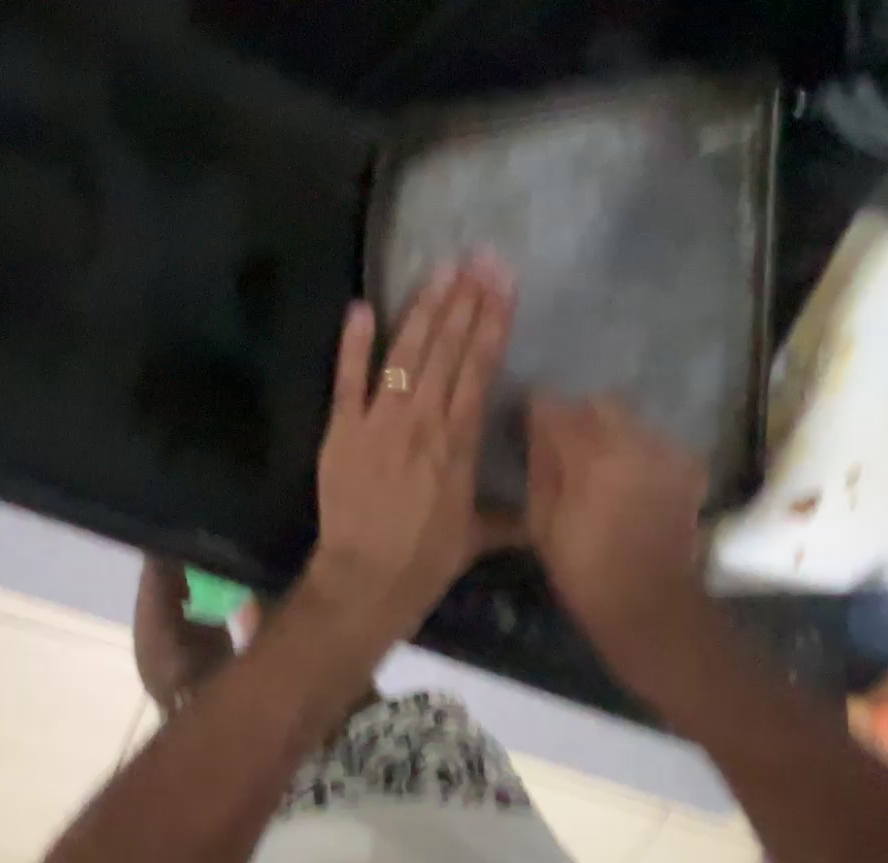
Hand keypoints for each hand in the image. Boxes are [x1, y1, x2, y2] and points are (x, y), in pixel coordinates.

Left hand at [309, 256, 517, 638]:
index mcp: (460, 442)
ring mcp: (379, 423)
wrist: (366, 580)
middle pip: (447, 351)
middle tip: (479, 257)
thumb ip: (511, 518)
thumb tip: (546, 514)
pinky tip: (361, 308)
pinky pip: (347, 382)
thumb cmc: (425, 562)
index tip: (503, 282)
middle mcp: (424, 422)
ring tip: (440, 271)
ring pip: (406, 356)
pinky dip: (353, 345)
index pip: (480, 369)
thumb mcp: (476, 537)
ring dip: (423, 310)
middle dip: (465, 300)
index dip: (492, 323)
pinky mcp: (341, 432)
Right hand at [525, 399, 708, 641]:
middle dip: (579, 416)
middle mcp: (634, 443)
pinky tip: (629, 479)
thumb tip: (536, 428)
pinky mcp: (688, 471)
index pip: (555, 408)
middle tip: (564, 445)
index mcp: (591, 455)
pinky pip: (657, 442)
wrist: (649, 605)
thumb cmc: (583, 570)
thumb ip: (540, 466)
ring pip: (632, 421)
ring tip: (598, 466)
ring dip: (611, 432)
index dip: (537, 413)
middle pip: (600, 403)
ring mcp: (667, 454)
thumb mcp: (542, 522)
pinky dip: (640, 451)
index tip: (527, 426)